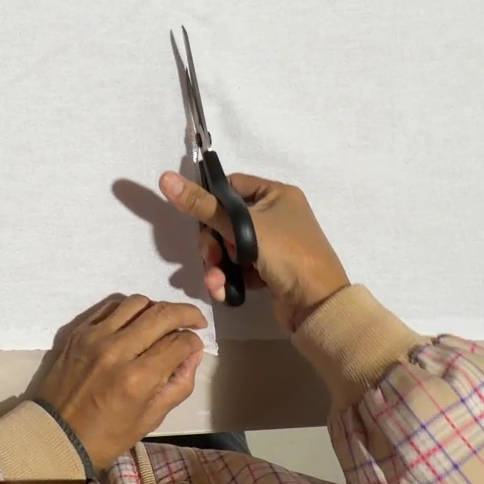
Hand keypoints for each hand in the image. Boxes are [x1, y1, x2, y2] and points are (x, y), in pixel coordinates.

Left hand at [34, 296, 206, 468]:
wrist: (56, 433)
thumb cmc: (107, 435)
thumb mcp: (151, 418)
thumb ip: (178, 384)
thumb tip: (194, 352)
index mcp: (137, 378)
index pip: (178, 343)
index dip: (194, 341)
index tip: (196, 344)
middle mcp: (116, 349)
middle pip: (161, 314)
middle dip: (186, 313)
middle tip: (195, 319)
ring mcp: (94, 336)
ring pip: (136, 302)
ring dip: (157, 307)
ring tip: (164, 320)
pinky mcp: (79, 330)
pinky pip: (110, 307)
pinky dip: (129, 309)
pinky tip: (136, 321)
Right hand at [159, 170, 349, 332]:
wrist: (318, 306)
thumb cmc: (286, 254)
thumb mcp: (243, 227)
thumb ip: (203, 206)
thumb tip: (165, 177)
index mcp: (277, 194)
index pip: (231, 186)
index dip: (211, 201)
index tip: (199, 218)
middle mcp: (276, 215)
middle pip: (225, 219)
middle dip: (212, 241)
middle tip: (210, 255)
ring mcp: (273, 244)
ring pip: (229, 246)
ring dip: (216, 263)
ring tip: (215, 279)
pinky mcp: (269, 270)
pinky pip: (238, 266)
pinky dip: (228, 276)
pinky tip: (223, 289)